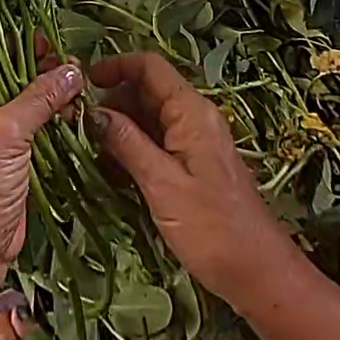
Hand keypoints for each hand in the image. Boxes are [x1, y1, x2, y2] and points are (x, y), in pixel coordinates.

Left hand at [0, 61, 83, 279]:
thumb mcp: (5, 134)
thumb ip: (40, 97)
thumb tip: (73, 69)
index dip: (11, 43)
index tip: (45, 40)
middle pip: (2, 72)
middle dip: (36, 67)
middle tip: (68, 62)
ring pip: (19, 97)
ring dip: (48, 91)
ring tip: (76, 81)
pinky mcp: (3, 152)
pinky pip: (29, 122)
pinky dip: (50, 114)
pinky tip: (73, 106)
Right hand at [84, 53, 300, 307]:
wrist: (259, 273)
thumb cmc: (212, 227)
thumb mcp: (162, 183)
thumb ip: (127, 142)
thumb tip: (93, 111)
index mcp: (191, 110)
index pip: (150, 67)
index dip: (116, 65)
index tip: (84, 81)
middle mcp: (194, 116)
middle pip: (147, 90)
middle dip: (112, 101)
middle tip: (79, 125)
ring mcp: (194, 139)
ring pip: (149, 117)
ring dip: (120, 128)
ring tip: (90, 150)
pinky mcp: (192, 163)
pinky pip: (157, 141)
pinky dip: (133, 149)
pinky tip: (112, 171)